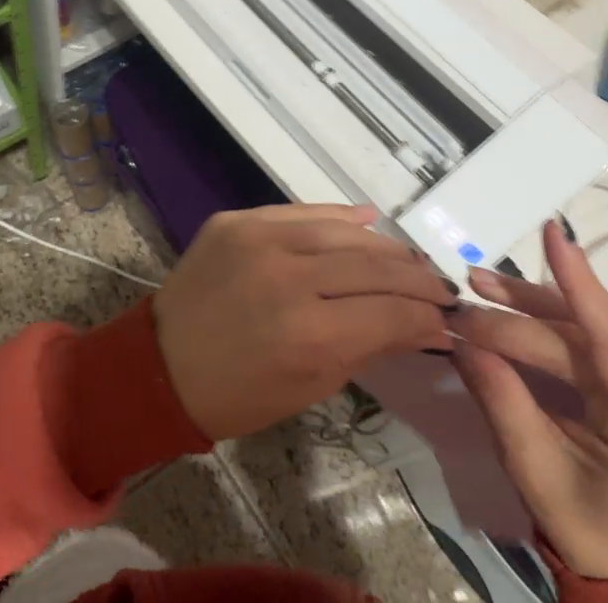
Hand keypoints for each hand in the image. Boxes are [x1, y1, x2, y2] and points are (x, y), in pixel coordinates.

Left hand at [153, 204, 457, 439]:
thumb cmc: (238, 395)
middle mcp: (289, 277)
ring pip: (343, 233)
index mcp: (311, 334)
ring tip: (409, 258)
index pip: (394, 312)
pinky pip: (299, 212)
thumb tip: (424, 325)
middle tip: (440, 287)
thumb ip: (370, 346)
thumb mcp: (313, 384)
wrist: (159, 366)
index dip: (429, 316)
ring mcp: (259, 240)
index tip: (447, 319)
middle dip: (417, 278)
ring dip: (384, 245)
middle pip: (375, 266)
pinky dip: (336, 217)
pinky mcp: (235, 221)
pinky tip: (366, 221)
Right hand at [447, 221, 607, 580]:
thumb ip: (502, 401)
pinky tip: (531, 311)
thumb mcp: (533, 472)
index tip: (552, 234)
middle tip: (463, 304)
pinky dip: (572, 321)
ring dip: (547, 306)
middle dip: (523, 315)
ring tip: (489, 289)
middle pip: (596, 336)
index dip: (581, 287)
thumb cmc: (588, 529)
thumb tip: (462, 342)